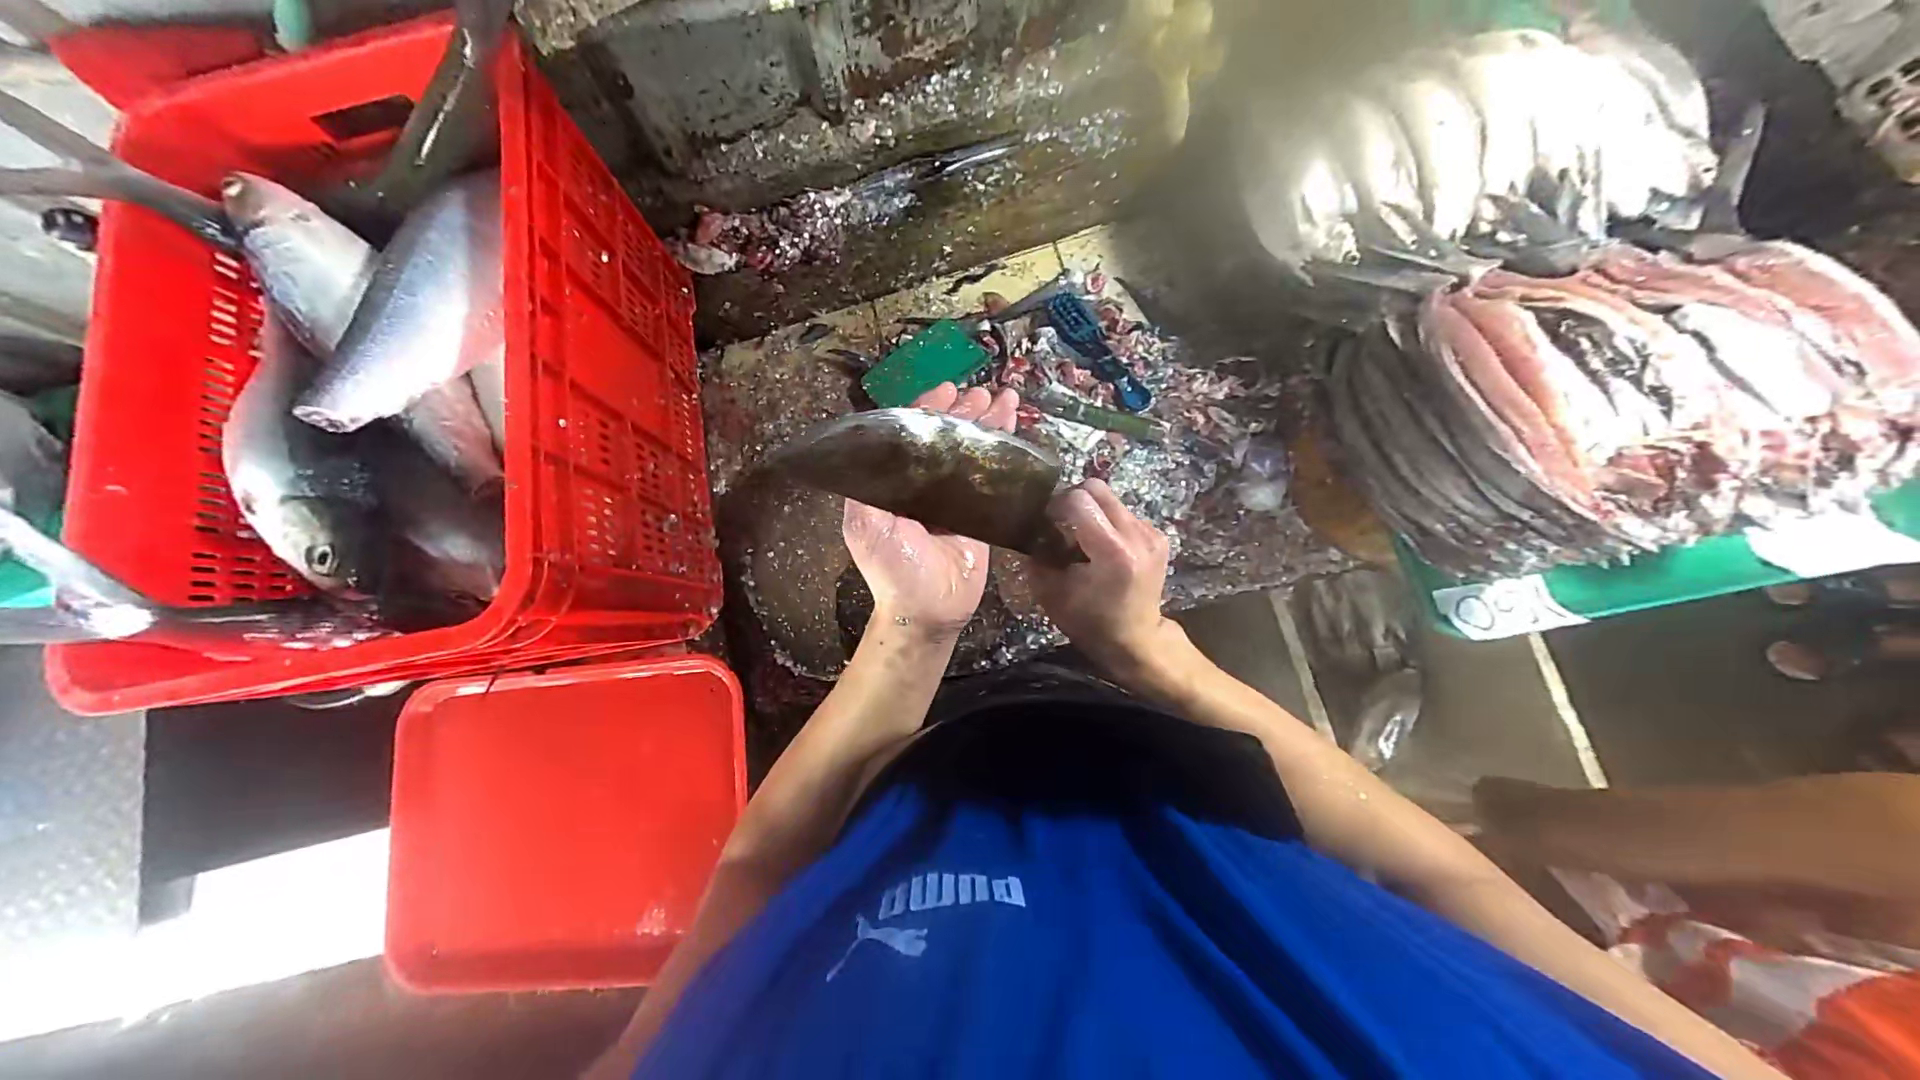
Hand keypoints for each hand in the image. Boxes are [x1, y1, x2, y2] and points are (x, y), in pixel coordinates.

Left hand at [843, 382, 1019, 639]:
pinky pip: (995, 476)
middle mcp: (924, 484)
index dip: (928, 408)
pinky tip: (1019, 432)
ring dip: (989, 423)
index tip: (946, 389)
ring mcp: (955, 498)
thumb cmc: (894, 569)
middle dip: (964, 411)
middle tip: (982, 393)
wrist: (929, 610)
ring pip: (973, 450)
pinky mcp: (981, 513)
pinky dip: (1007, 452)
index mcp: (894, 482)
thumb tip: (874, 439)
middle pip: (946, 436)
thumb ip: (866, 486)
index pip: (911, 434)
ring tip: (1007, 399)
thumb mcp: (866, 525)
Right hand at [1030, 479, 1175, 671]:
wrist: (1136, 639)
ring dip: (1091, 511)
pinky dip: (1107, 522)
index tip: (1046, 523)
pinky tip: (1102, 547)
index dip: (1055, 506)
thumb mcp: (1051, 593)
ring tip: (1082, 540)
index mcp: (1112, 551)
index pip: (1078, 499)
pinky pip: (1124, 512)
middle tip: (1060, 523)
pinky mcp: (1158, 535)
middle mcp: (1137, 535)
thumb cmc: (1090, 622)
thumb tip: (1029, 530)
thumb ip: (1037, 556)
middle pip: (1097, 488)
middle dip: (1073, 500)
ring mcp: (1152, 533)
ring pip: (1110, 498)